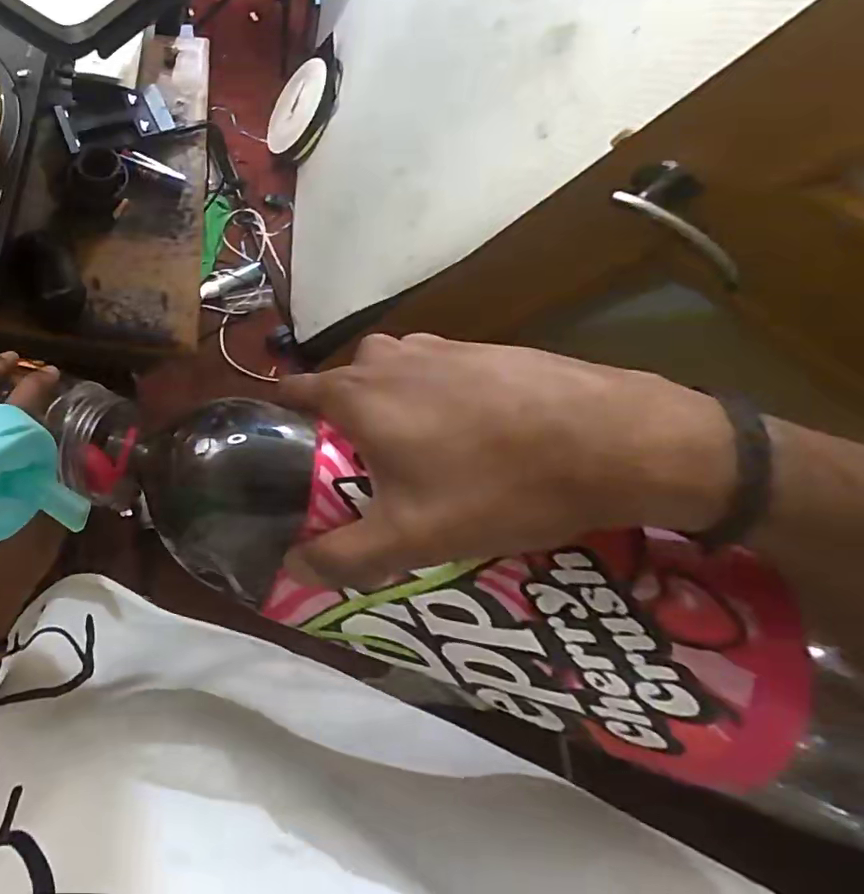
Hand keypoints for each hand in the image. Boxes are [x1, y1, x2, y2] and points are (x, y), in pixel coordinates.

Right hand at [276, 334, 736, 588]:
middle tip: (364, 461)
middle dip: (340, 416)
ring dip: (388, 399)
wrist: (635, 444)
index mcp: (353, 394)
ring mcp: (438, 347)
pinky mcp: (487, 347)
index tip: (292, 449)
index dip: (281, 418)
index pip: (288, 391)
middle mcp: (384, 360)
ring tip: (420, 444)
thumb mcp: (415, 537)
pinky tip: (477, 429)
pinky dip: (438, 393)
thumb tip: (293, 569)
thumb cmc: (503, 485)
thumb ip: (344, 556)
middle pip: (338, 383)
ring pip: (388, 372)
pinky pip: (437, 370)